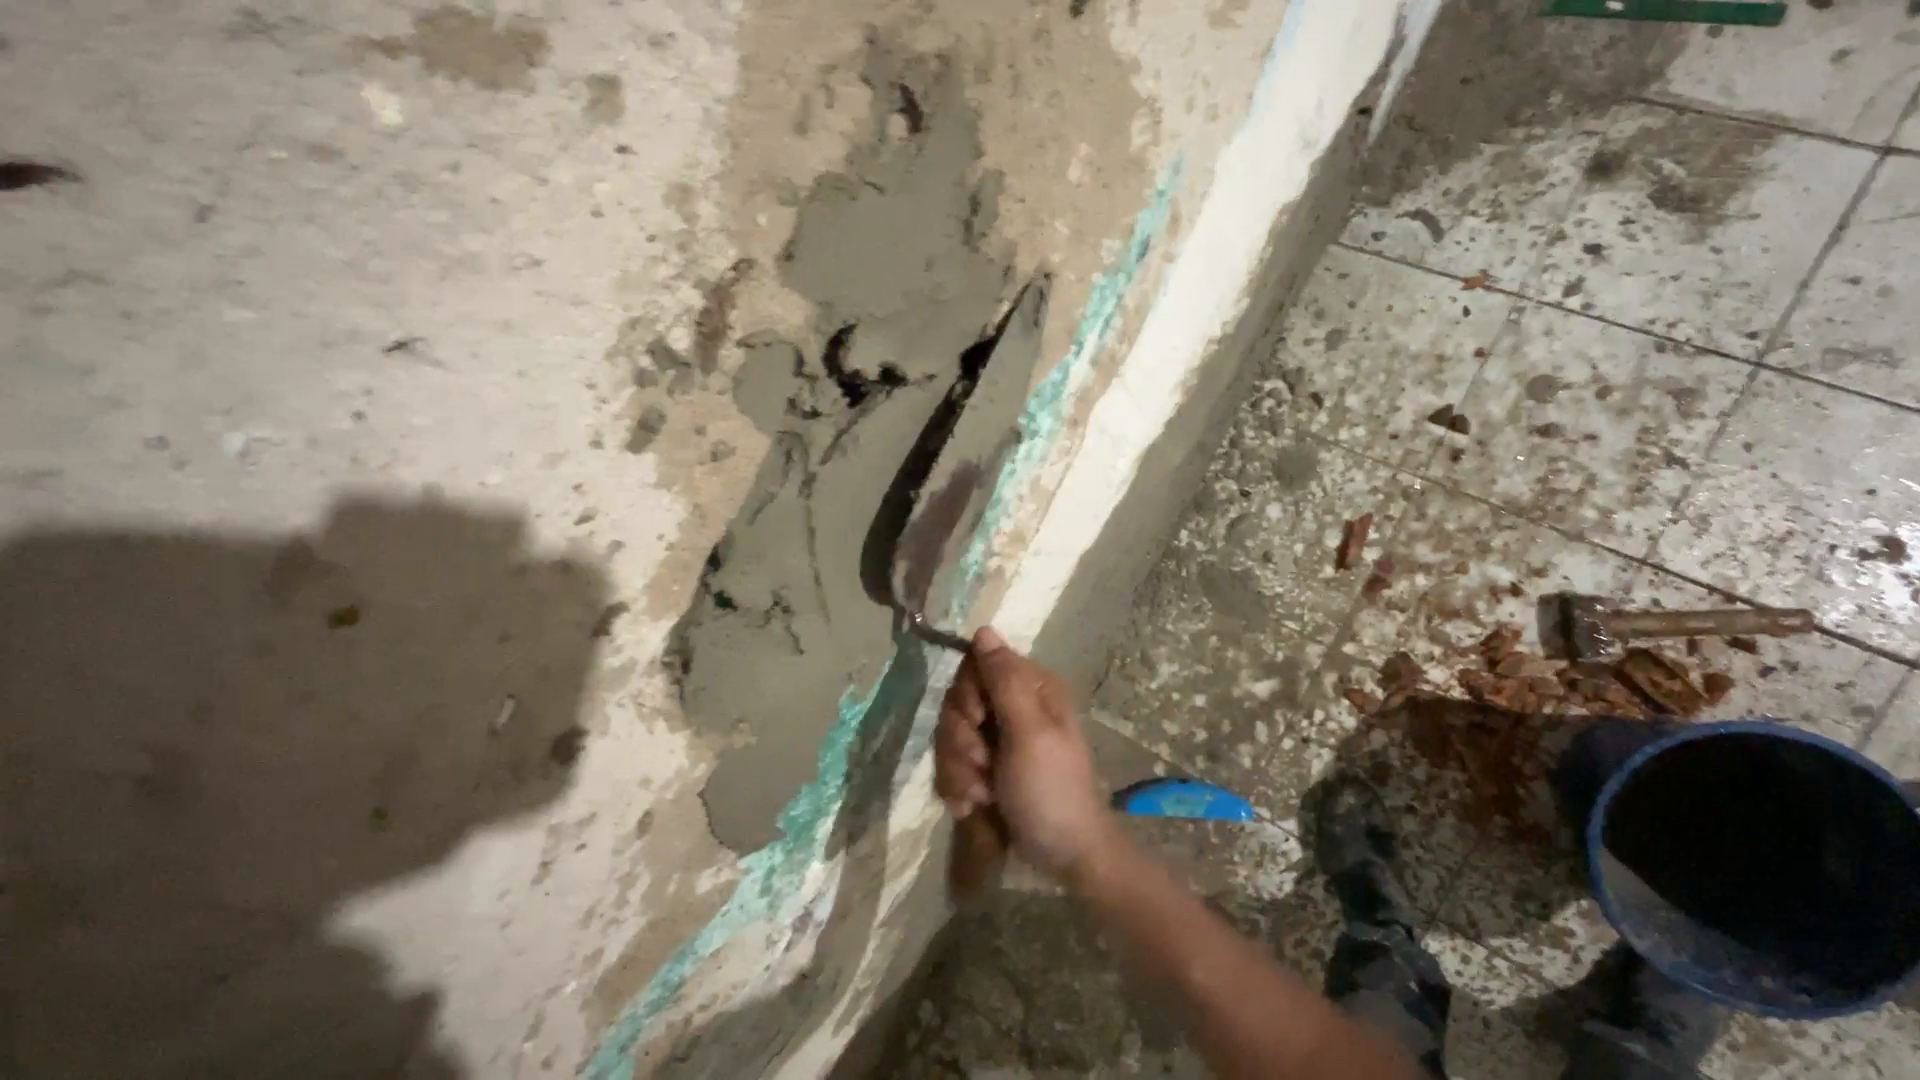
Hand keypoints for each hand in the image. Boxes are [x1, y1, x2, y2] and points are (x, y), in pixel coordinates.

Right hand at [934, 627, 1120, 881]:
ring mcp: (998, 741)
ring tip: (982, 796)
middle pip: (957, 704)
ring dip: (959, 771)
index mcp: (1031, 689)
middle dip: (961, 741)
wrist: (1065, 856)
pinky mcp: (986, 771)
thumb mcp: (1030, 732)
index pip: (975, 666)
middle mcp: (1013, 708)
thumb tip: (984, 629)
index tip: (980, 721)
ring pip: (949, 738)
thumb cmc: (1052, 790)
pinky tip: (974, 807)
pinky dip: (959, 788)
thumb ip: (1004, 680)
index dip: (968, 696)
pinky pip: (952, 766)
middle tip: (984, 765)